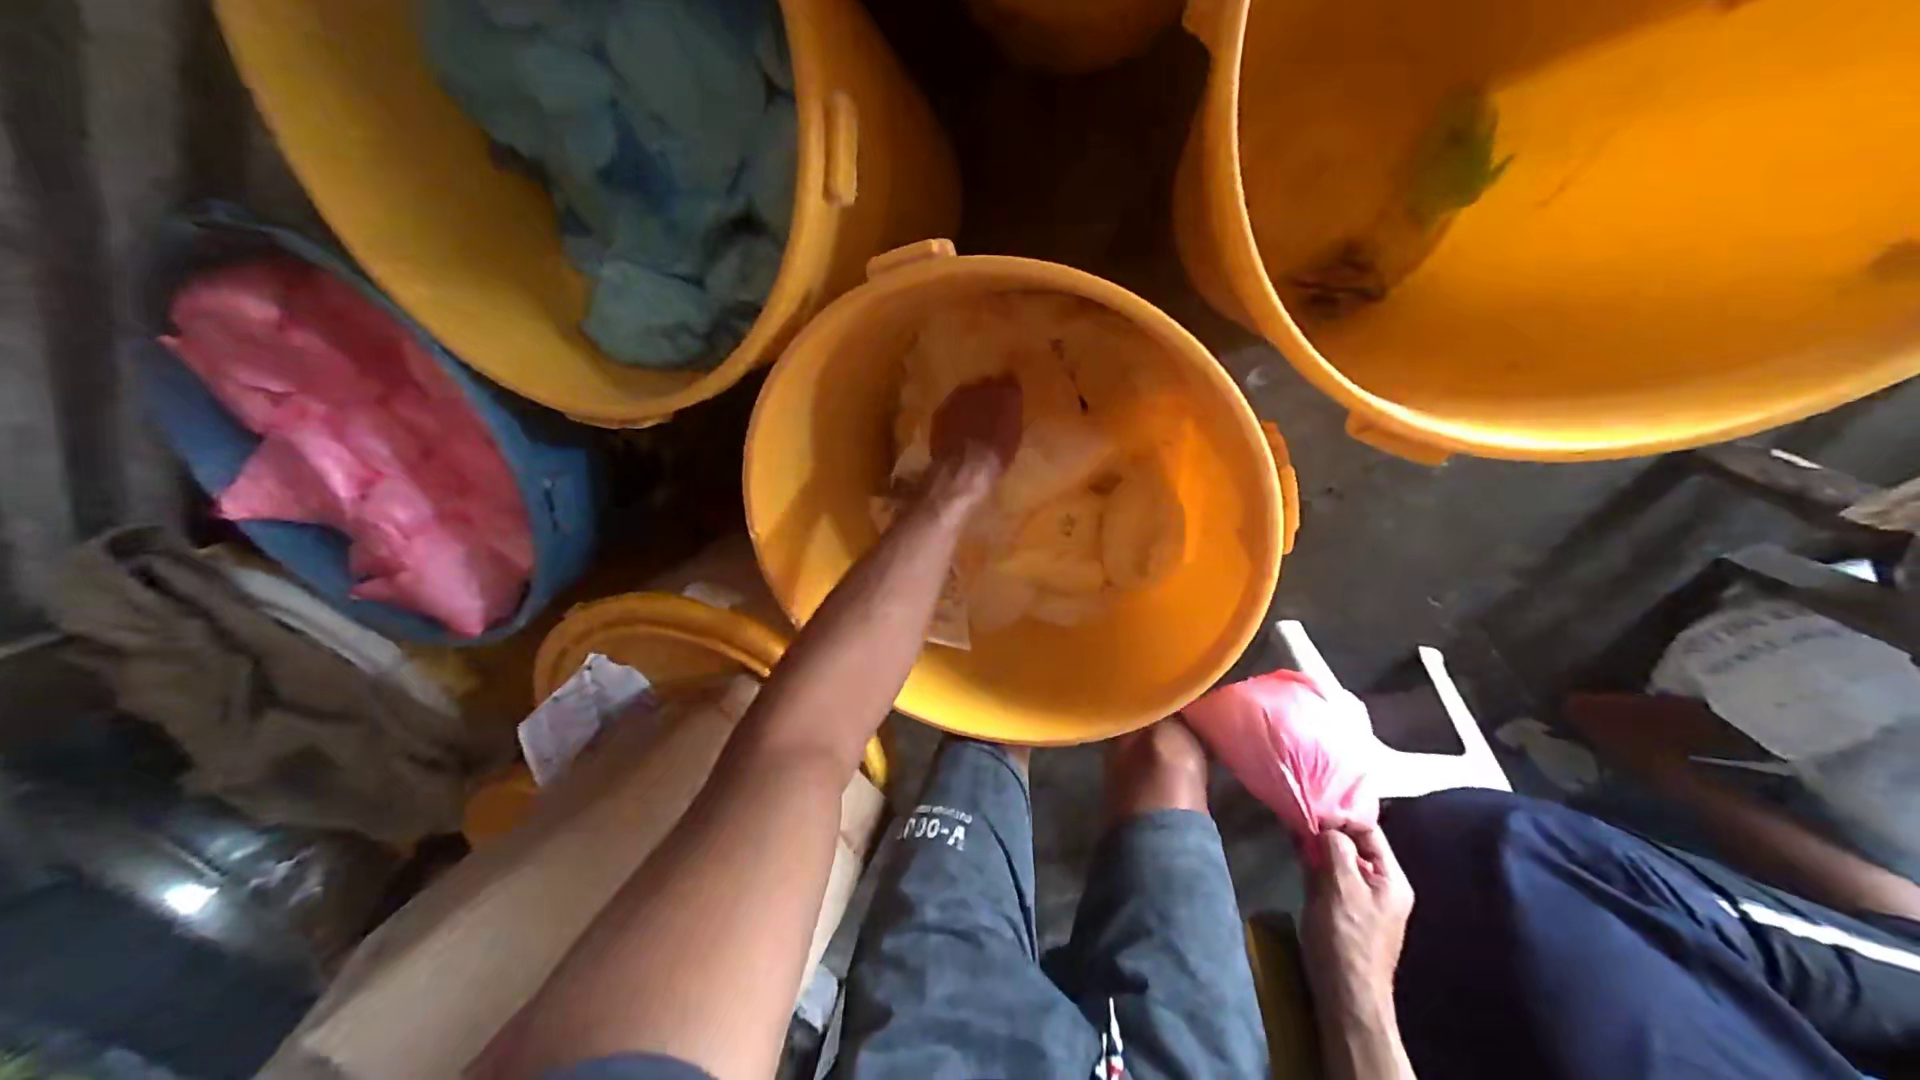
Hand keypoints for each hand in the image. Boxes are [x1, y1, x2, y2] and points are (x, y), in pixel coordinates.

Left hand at [927, 375, 1021, 501]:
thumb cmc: (997, 456)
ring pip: (968, 394)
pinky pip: (952, 407)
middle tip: (988, 415)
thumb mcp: (1013, 437)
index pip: (1011, 382)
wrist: (964, 465)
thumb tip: (1006, 414)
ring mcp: (961, 395)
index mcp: (1008, 393)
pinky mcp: (943, 406)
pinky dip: (955, 415)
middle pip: (987, 385)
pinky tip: (956, 431)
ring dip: (970, 405)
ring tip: (970, 424)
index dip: (1008, 394)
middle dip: (988, 397)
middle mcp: (984, 386)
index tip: (1007, 404)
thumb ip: (1009, 418)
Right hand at [1301, 819, 1413, 1009]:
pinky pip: (1328, 875)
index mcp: (1391, 879)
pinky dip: (1313, 862)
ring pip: (1338, 859)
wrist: (1345, 992)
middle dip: (1326, 830)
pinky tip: (1296, 854)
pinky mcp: (1341, 909)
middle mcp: (1380, 885)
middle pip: (1353, 844)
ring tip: (1291, 830)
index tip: (1311, 809)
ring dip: (1317, 845)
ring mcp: (1360, 898)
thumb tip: (1325, 826)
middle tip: (1296, 816)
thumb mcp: (1341, 885)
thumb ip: (1335, 848)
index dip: (1341, 817)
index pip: (1369, 831)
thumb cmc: (1346, 936)